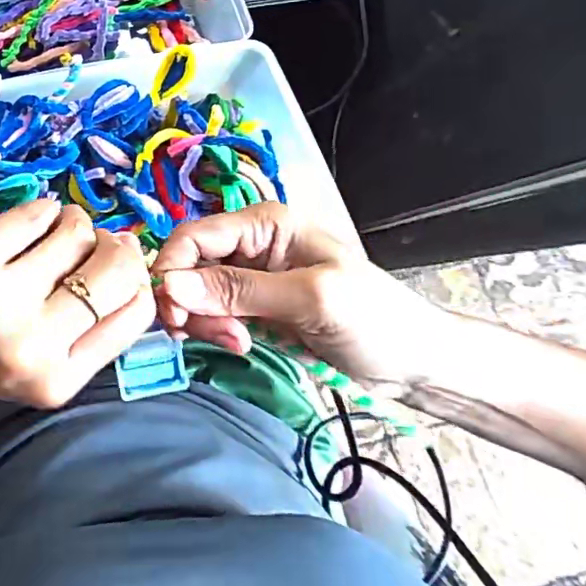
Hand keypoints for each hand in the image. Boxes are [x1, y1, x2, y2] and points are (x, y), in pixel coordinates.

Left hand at [0, 199, 155, 406]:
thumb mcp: (28, 366)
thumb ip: (81, 329)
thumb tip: (133, 253)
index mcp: (55, 381)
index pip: (135, 314)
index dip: (135, 275)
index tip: (118, 257)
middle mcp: (33, 348)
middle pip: (116, 269)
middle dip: (109, 243)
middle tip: (87, 236)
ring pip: (76, 233)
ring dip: (70, 221)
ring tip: (49, 227)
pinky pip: (36, 213)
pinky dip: (39, 208)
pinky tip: (25, 218)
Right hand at [151, 202, 456, 389]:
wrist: (414, 363)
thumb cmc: (376, 318)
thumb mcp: (310, 298)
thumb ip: (240, 290)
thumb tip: (171, 285)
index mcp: (264, 222)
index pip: (194, 236)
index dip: (173, 270)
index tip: (175, 313)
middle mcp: (249, 244)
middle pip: (188, 265)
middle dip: (190, 301)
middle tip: (218, 337)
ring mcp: (248, 278)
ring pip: (194, 293)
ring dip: (203, 320)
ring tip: (236, 344)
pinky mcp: (250, 308)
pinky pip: (211, 314)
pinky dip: (213, 331)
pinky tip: (238, 345)